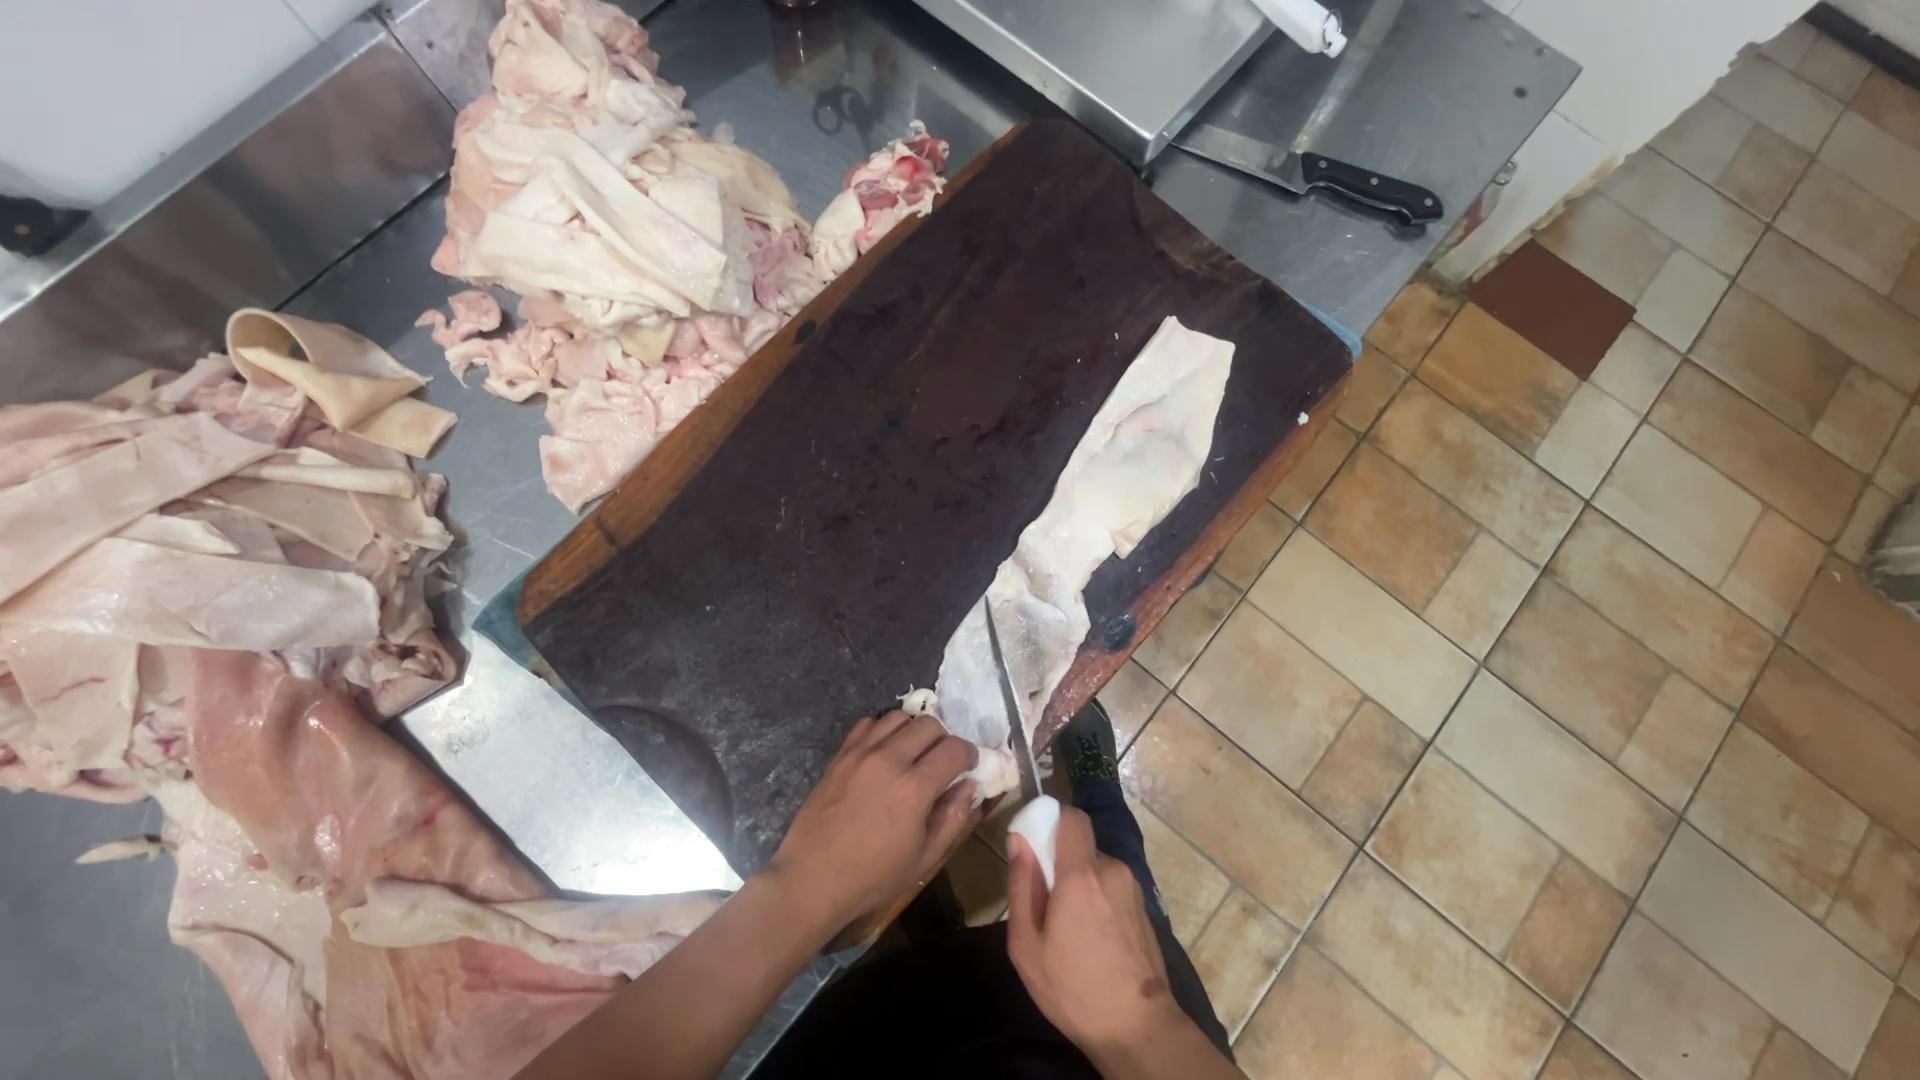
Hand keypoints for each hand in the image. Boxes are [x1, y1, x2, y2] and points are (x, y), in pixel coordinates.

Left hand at [766, 711, 978, 932]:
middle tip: (941, 762)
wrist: (812, 880)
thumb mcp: (924, 859)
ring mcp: (860, 754)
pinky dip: (883, 731)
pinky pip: (868, 724)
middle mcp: (888, 760)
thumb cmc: (872, 877)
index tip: (967, 767)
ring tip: (912, 754)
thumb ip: (953, 818)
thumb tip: (969, 786)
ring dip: (914, 731)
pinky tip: (884, 753)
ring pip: (899, 717)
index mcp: (913, 789)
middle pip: (929, 724)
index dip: (969, 755)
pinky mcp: (840, 756)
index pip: (955, 749)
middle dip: (944, 739)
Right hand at [1006, 807, 1187, 1057]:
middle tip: (1047, 905)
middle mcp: (1112, 871)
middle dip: (1062, 864)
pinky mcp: (1145, 909)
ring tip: (1069, 930)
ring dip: (1081, 886)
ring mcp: (1133, 890)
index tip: (1035, 846)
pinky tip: (1092, 941)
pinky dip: (1099, 902)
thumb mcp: (1027, 944)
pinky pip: (1112, 889)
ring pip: (1097, 870)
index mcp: (1082, 874)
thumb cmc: (1074, 988)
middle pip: (1081, 846)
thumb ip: (1021, 886)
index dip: (1052, 821)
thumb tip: (1019, 841)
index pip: (1072, 817)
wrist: (1139, 1029)